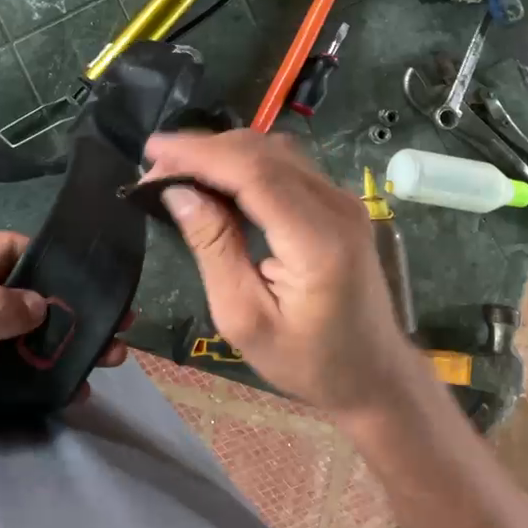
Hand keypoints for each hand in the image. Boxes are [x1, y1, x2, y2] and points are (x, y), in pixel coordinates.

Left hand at [0, 231, 127, 476]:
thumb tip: (42, 301)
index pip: (7, 251)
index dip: (51, 262)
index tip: (96, 282)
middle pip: (21, 294)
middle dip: (66, 310)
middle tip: (118, 331)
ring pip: (20, 334)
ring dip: (59, 346)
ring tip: (108, 361)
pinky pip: (7, 369)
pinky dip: (38, 376)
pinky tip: (72, 391)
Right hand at [142, 130, 419, 421]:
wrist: (375, 377)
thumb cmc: (307, 360)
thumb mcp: (244, 317)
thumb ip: (213, 249)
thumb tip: (178, 192)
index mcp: (317, 241)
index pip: (253, 173)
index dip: (199, 153)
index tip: (152, 150)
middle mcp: (336, 208)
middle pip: (261, 152)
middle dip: (201, 150)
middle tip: (153, 171)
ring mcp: (341, 201)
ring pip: (271, 150)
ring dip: (219, 152)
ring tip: (175, 171)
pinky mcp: (336, 202)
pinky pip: (282, 164)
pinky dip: (240, 161)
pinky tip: (212, 177)